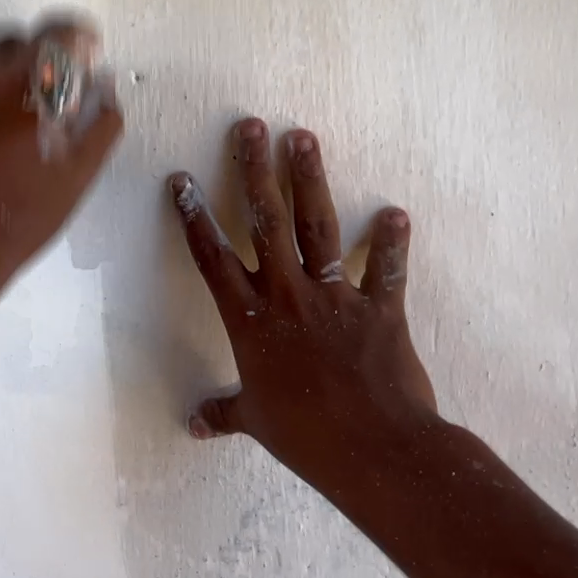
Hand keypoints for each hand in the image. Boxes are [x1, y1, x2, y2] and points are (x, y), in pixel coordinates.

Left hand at [0, 22, 123, 287]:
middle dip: (40, 57)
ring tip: (16, 122)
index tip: (87, 59)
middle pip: (17, 41)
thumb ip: (100, 124)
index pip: (61, 31)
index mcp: (29, 82)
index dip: (80, 41)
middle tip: (53, 95)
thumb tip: (105, 90)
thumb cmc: (20, 216)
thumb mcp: (77, 176)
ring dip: (4, 78)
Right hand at [169, 119, 439, 492]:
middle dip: (255, 170)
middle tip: (250, 127)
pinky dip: (391, 242)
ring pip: (317, 227)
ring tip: (303, 137)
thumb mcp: (256, 420)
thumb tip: (194, 425)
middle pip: (265, 221)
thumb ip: (224, 412)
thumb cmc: (304, 435)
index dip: (194, 216)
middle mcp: (286, 294)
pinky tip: (395, 212)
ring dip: (310, 180)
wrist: (374, 450)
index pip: (211, 256)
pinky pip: (385, 269)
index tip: (182, 179)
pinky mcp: (380, 309)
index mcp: (249, 318)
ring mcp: (334, 296)